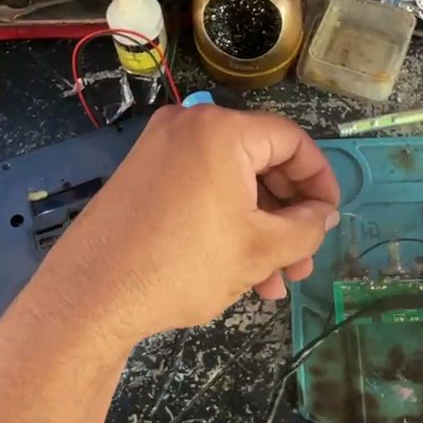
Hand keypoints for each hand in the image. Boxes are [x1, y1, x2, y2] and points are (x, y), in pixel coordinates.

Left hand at [23, 104, 339, 345]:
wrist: (92, 295)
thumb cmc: (183, 265)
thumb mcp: (260, 250)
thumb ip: (306, 227)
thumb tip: (324, 214)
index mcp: (222, 130)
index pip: (292, 141)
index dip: (320, 180)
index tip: (330, 216)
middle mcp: (190, 127)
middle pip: (260, 163)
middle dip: (287, 216)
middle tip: (302, 261)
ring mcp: (160, 150)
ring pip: (231, 184)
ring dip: (258, 230)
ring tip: (275, 283)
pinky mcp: (143, 176)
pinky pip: (201, 190)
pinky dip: (224, 223)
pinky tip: (240, 273)